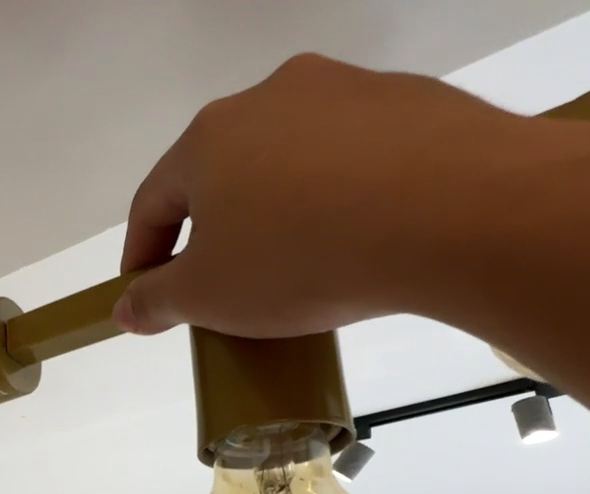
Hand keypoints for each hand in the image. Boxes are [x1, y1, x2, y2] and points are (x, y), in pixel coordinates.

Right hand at [112, 53, 589, 337]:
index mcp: (208, 138)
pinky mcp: (411, 102)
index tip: (146, 294)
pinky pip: (349, 158)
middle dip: (211, 231)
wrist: (463, 214)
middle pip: (219, 175)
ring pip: (287, 162)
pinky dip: (336, 197)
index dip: (141, 255)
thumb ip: (155, 301)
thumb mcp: (206, 297)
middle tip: (221, 284)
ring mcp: (346, 90)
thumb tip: (126, 308)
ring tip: (294, 265)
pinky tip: (353, 239)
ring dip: (275, 211)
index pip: (152, 203)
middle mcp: (270, 97)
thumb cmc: (301, 258)